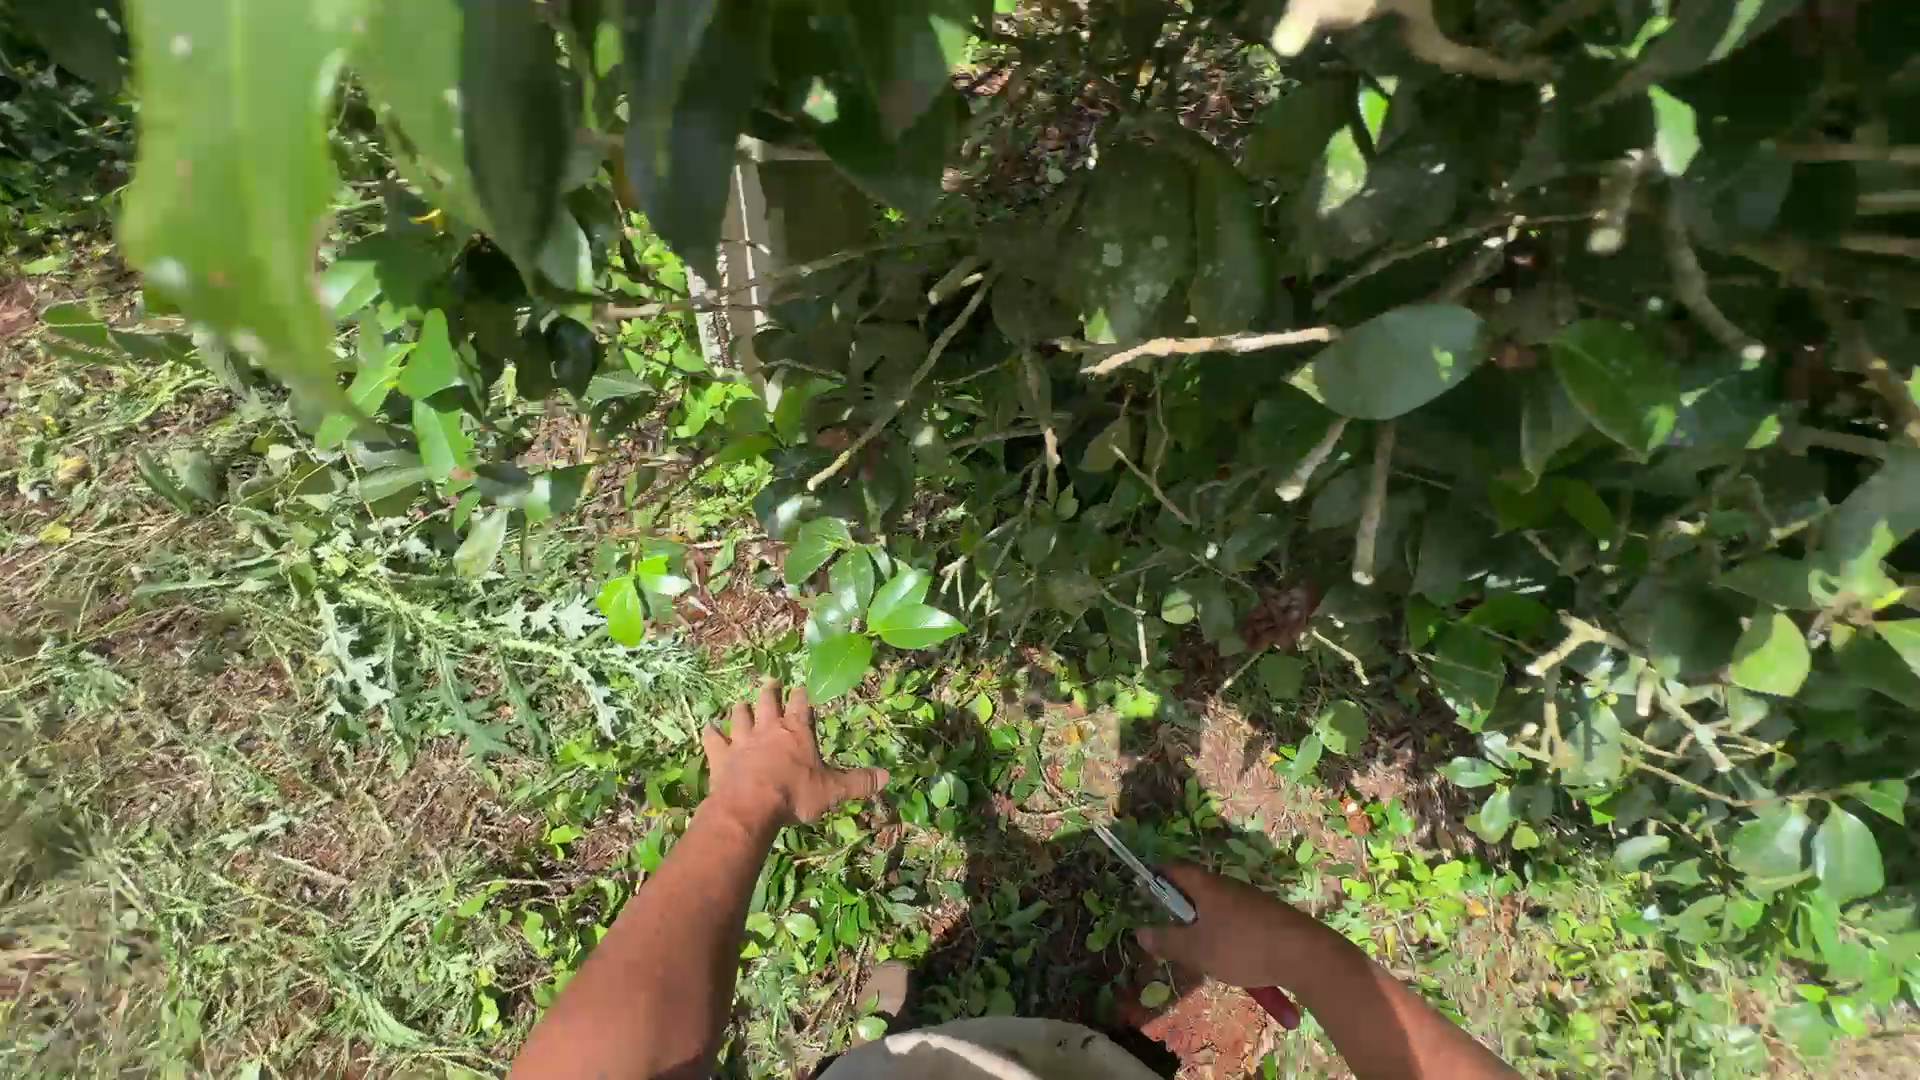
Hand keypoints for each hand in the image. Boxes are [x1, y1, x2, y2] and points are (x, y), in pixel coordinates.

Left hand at [701, 679, 888, 827]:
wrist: (750, 806)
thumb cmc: (795, 794)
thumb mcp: (833, 790)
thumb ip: (858, 782)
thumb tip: (887, 777)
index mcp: (797, 731)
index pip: (801, 704)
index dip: (802, 695)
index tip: (802, 687)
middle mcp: (769, 728)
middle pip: (767, 701)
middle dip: (769, 691)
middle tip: (769, 681)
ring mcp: (742, 740)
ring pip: (740, 715)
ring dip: (741, 709)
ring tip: (741, 704)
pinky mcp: (721, 756)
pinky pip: (713, 739)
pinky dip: (710, 733)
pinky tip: (707, 727)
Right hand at [1134, 862, 1311, 988]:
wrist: (1306, 955)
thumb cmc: (1243, 946)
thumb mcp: (1198, 950)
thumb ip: (1167, 941)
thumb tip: (1139, 932)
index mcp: (1205, 885)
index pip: (1173, 868)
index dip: (1157, 875)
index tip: (1145, 889)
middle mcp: (1227, 885)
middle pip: (1196, 889)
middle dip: (1183, 909)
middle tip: (1174, 932)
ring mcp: (1251, 899)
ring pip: (1220, 908)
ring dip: (1209, 927)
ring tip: (1207, 955)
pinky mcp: (1269, 916)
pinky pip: (1240, 922)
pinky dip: (1232, 937)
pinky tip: (1239, 962)